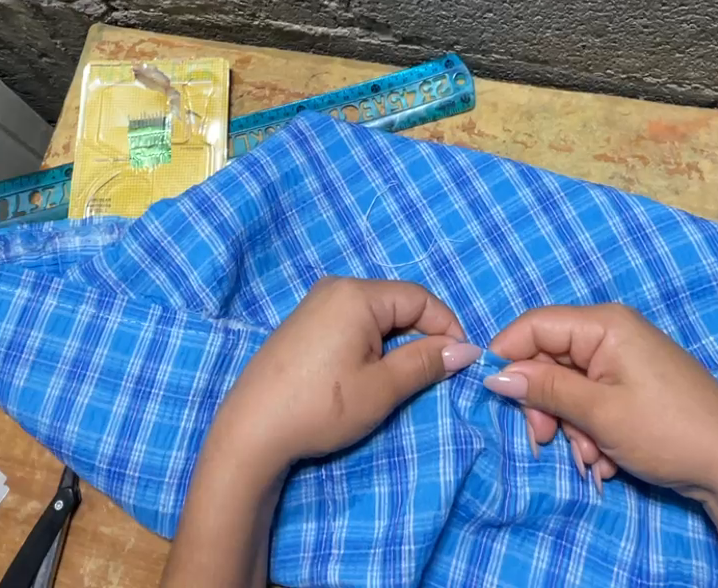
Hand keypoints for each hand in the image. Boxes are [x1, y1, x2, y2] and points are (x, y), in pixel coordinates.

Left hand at [212, 276, 482, 467]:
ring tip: (398, 380)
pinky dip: (371, 342)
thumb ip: (425, 363)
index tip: (460, 364)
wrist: (251, 429)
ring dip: (397, 342)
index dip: (446, 328)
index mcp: (356, 294)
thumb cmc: (321, 406)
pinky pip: (352, 321)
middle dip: (421, 336)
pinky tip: (366, 374)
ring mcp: (317, 303)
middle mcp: (336, 287)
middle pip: (397, 303)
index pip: (419, 298)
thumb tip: (466, 350)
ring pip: (376, 314)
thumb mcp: (381, 388)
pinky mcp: (305, 322)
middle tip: (431, 376)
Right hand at [483, 303, 717, 495]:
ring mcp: (625, 358)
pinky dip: (589, 428)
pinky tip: (606, 458)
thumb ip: (544, 389)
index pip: (535, 325)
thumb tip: (495, 375)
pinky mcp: (635, 384)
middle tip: (547, 440)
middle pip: (550, 357)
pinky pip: (592, 398)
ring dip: (569, 424)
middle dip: (545, 403)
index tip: (493, 395)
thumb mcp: (598, 413)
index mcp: (603, 323)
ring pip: (569, 384)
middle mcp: (611, 331)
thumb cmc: (667, 432)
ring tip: (591, 457)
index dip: (507, 356)